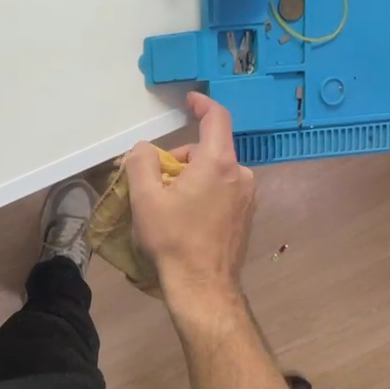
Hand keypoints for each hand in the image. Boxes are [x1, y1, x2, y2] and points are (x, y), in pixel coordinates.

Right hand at [127, 92, 256, 311]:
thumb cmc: (173, 240)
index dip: (202, 104)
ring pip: (215, 174)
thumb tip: (144, 149)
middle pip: (208, 151)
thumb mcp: (145, 199)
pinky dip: (204, 196)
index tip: (189, 101)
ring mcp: (247, 198)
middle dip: (180, 160)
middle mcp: (240, 175)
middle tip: (155, 183)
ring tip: (169, 206)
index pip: (216, 118)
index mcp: (218, 163)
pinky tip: (187, 221)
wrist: (203, 287)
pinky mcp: (246, 218)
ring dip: (191, 180)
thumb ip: (142, 162)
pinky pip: (223, 193)